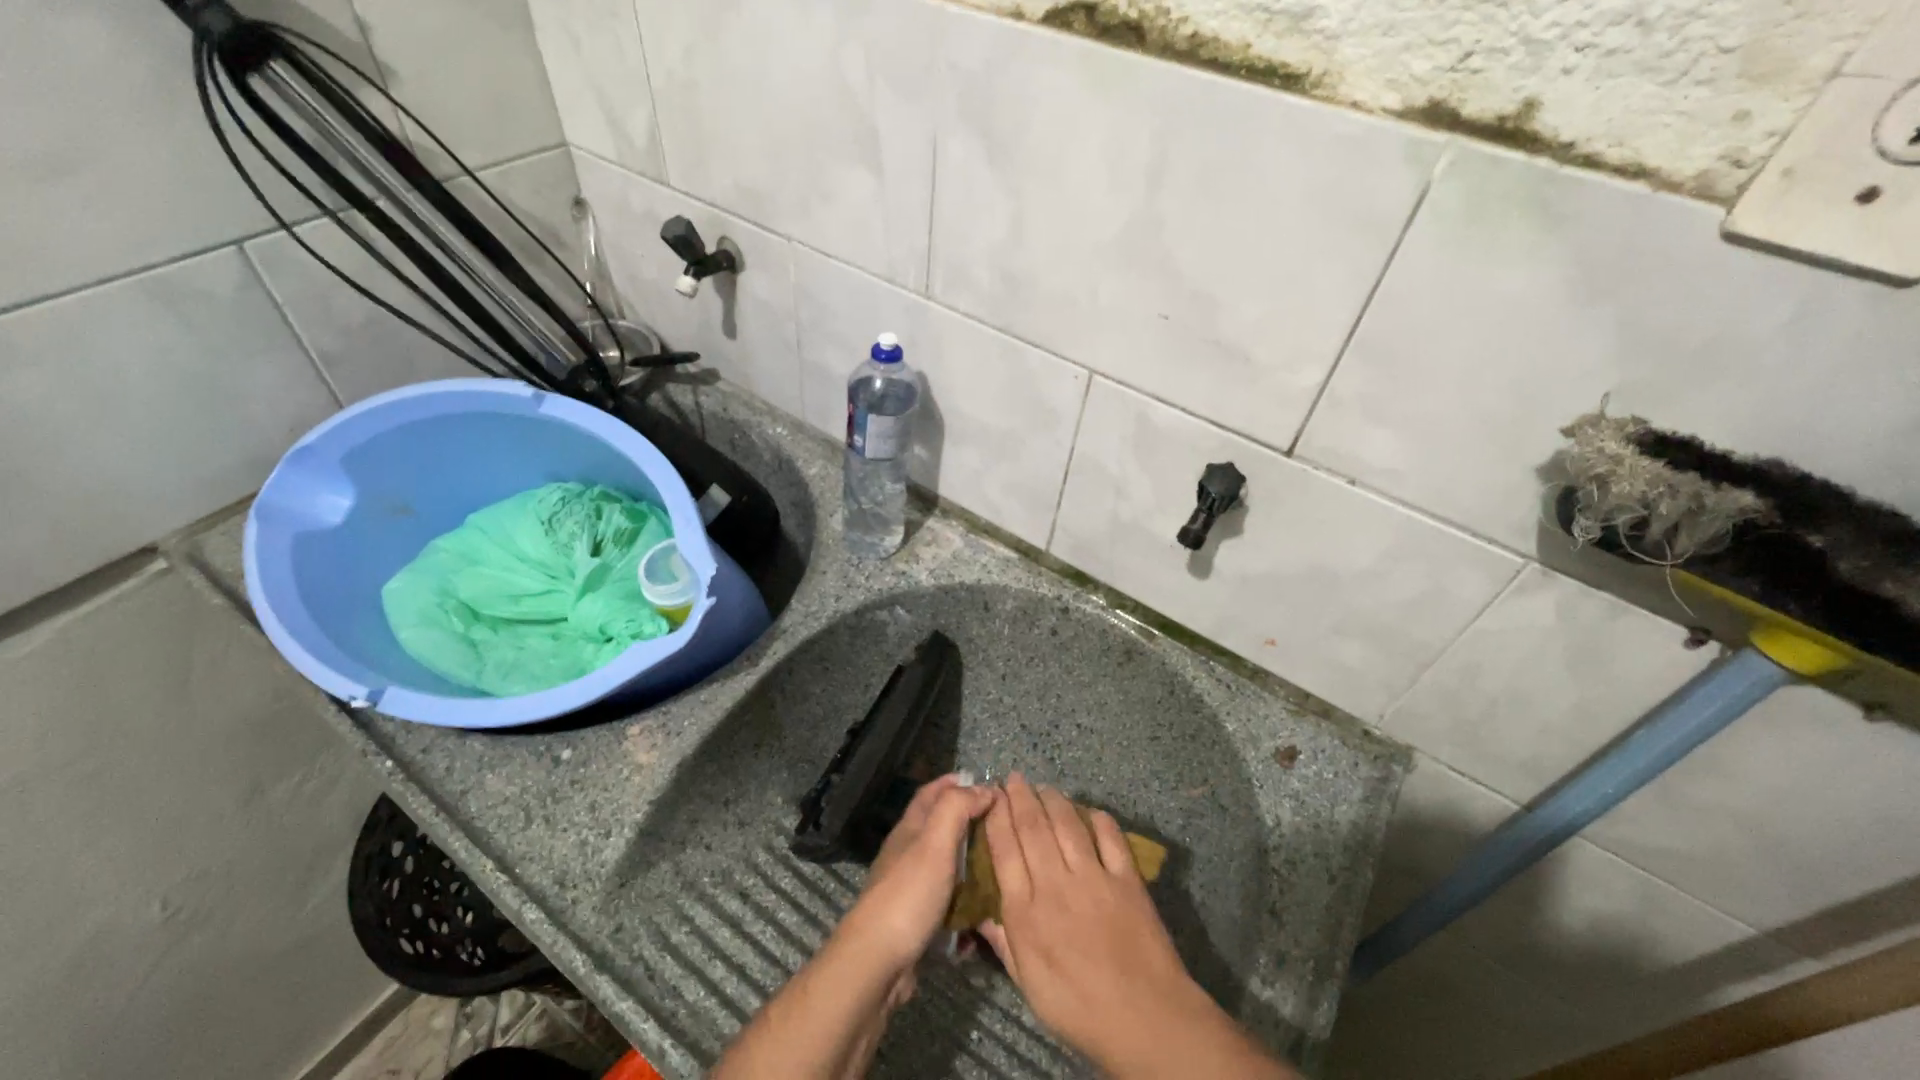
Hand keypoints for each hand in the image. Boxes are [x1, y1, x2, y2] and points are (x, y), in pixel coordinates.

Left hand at [836, 774, 993, 977]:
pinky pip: (949, 904)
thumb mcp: (934, 843)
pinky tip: (987, 911)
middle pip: (940, 829)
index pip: (930, 794)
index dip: (955, 783)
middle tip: (1004, 825)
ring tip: (1004, 866)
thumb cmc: (908, 895)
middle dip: (970, 822)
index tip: (987, 783)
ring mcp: (911, 890)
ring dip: (973, 864)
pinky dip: (967, 903)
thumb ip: (956, 810)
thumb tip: (982, 789)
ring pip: (947, 867)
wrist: (878, 961)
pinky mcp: (918, 922)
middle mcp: (908, 855)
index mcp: (909, 831)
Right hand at [977, 775, 1291, 1078]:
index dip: (995, 818)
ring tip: (1044, 787)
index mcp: (1026, 912)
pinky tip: (1090, 811)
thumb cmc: (1078, 1009)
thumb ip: (1004, 945)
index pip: (1004, 851)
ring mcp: (1094, 878)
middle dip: (1020, 798)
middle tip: (1013, 777)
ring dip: (1054, 800)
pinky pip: (1111, 838)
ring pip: (1068, 825)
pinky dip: (1098, 819)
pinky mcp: (1128, 880)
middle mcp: (1055, 885)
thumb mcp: (1028, 985)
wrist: (1145, 1017)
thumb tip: (981, 916)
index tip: (989, 797)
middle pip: (1033, 828)